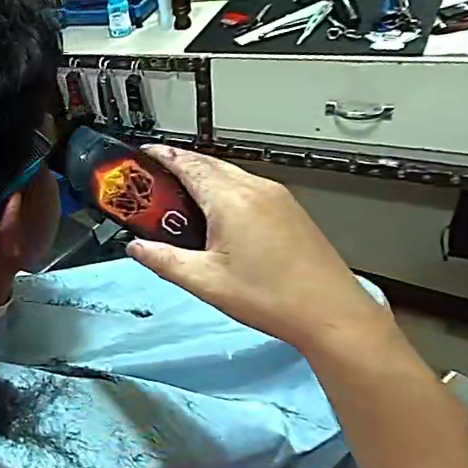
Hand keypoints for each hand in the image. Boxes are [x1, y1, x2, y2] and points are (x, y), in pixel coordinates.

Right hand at [125, 146, 388, 354]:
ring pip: (230, 174)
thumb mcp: (206, 282)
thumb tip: (137, 248)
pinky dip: (225, 191)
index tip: (143, 156)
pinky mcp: (289, 209)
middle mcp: (256, 188)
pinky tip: (218, 217)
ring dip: (203, 179)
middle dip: (179, 167)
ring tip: (182, 203)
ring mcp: (277, 197)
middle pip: (208, 164)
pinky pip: (248, 187)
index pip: (187, 163)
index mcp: (232, 199)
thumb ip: (164, 261)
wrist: (330, 311)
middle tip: (155, 185)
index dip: (161, 156)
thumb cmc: (273, 298)